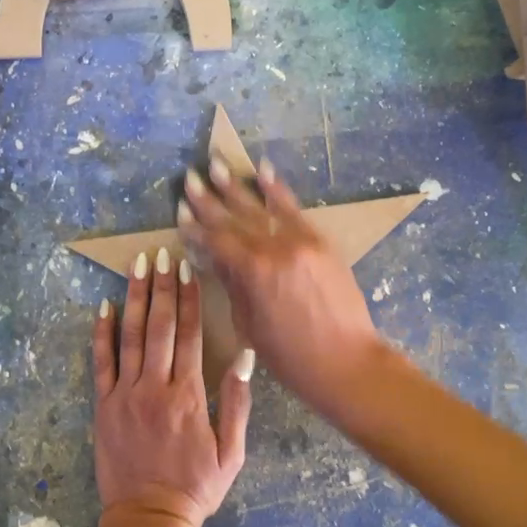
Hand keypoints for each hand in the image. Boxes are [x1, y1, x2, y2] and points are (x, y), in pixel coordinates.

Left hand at [90, 247, 251, 526]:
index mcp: (189, 395)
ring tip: (136, 267)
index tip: (188, 269)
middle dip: (161, 286)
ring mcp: (125, 394)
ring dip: (134, 298)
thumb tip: (243, 356)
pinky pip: (101, 362)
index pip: (189, 335)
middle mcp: (155, 386)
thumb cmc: (196, 488)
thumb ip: (237, 403)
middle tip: (161, 253)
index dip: (188, 299)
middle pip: (159, 326)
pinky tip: (104, 307)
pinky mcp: (103, 405)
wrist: (148, 518)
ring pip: (130, 336)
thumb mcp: (231, 453)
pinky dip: (102, 333)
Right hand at [177, 157, 397, 405]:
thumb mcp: (248, 322)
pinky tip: (263, 170)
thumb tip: (213, 256)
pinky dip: (277, 190)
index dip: (195, 228)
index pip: (216, 241)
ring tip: (216, 164)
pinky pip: (294, 210)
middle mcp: (275, 249)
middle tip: (190, 178)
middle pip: (235, 218)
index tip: (179, 212)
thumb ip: (232, 283)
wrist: (347, 362)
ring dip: (237, 186)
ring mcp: (301, 242)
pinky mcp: (320, 242)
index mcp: (253, 272)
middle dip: (209, 199)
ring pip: (262, 208)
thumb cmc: (289, 355)